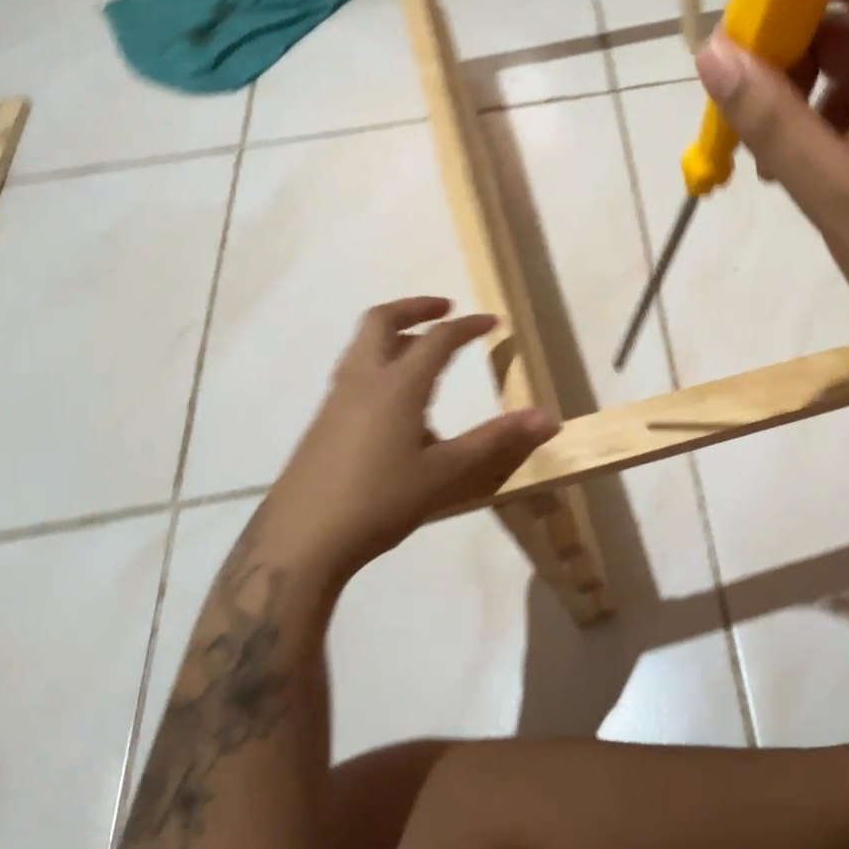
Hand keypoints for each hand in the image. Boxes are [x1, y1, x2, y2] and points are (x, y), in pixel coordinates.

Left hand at [259, 297, 557, 577]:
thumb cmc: (380, 501)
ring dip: (394, 335)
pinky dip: (380, 363)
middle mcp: (363, 381)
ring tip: (422, 351)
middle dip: (415, 308)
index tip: (493, 322)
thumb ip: (496, 440)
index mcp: (397, 387)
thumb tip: (547, 418)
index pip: (438, 339)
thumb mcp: (447, 473)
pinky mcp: (323, 423)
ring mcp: (336, 401)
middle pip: (382, 321)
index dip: (468, 326)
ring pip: (362, 346)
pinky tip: (398, 406)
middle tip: (444, 309)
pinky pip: (354, 373)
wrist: (301, 541)